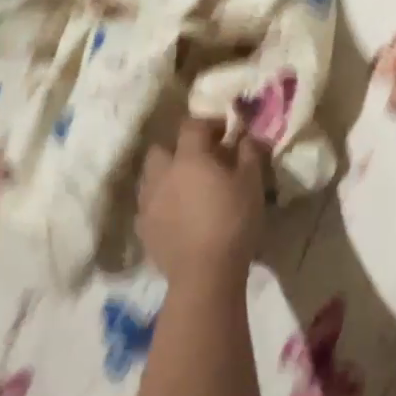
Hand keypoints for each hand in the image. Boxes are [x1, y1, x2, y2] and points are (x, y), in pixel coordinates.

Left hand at [137, 118, 266, 286]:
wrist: (205, 272)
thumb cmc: (234, 219)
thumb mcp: (252, 181)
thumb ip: (249, 152)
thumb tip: (247, 134)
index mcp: (189, 158)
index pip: (191, 125)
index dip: (209, 123)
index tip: (227, 131)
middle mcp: (162, 175)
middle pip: (161, 149)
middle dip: (179, 148)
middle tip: (203, 158)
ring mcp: (147, 202)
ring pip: (150, 176)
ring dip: (167, 173)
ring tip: (188, 185)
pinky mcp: (142, 227)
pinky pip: (148, 203)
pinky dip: (161, 199)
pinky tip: (179, 211)